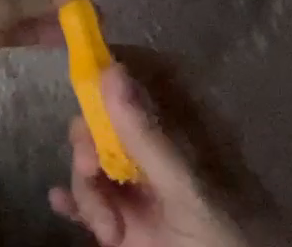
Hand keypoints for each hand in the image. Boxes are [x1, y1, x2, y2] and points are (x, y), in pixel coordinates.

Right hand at [50, 66, 249, 246]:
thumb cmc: (229, 244)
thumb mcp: (189, 191)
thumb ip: (147, 135)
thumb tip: (108, 68)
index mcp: (193, 132)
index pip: (153, 75)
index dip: (121, 64)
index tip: (89, 67)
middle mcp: (165, 152)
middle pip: (110, 116)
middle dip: (90, 138)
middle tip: (91, 167)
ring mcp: (145, 188)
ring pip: (94, 157)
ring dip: (86, 185)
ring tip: (104, 225)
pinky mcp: (127, 222)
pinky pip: (90, 197)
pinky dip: (74, 200)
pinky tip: (61, 204)